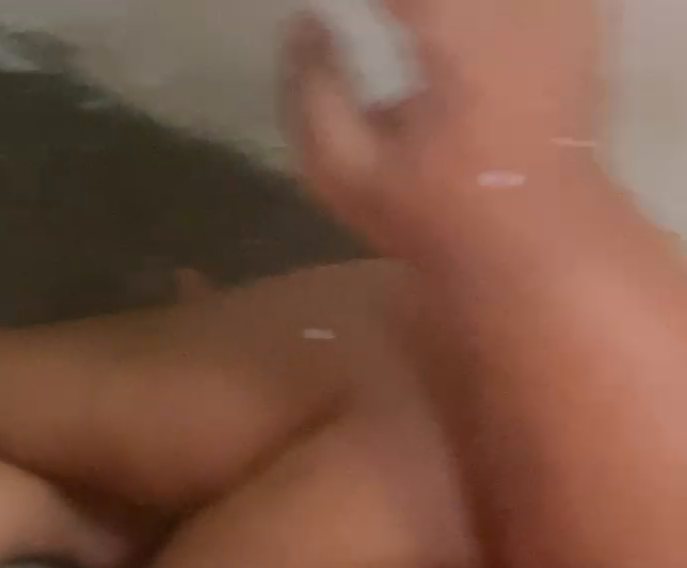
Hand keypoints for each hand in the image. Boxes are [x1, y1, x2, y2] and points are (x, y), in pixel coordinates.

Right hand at [283, 0, 607, 261]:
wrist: (526, 230)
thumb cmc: (419, 208)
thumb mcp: (340, 168)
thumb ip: (313, 94)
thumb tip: (301, 26)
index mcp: (458, 41)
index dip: (357, 0)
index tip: (318, 11)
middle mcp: (518, 11)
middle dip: (398, 5)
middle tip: (358, 20)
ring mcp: (561, 9)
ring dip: (429, 12)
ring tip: (393, 26)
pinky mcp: (581, 16)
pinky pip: (527, 0)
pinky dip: (470, 15)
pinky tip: (441, 34)